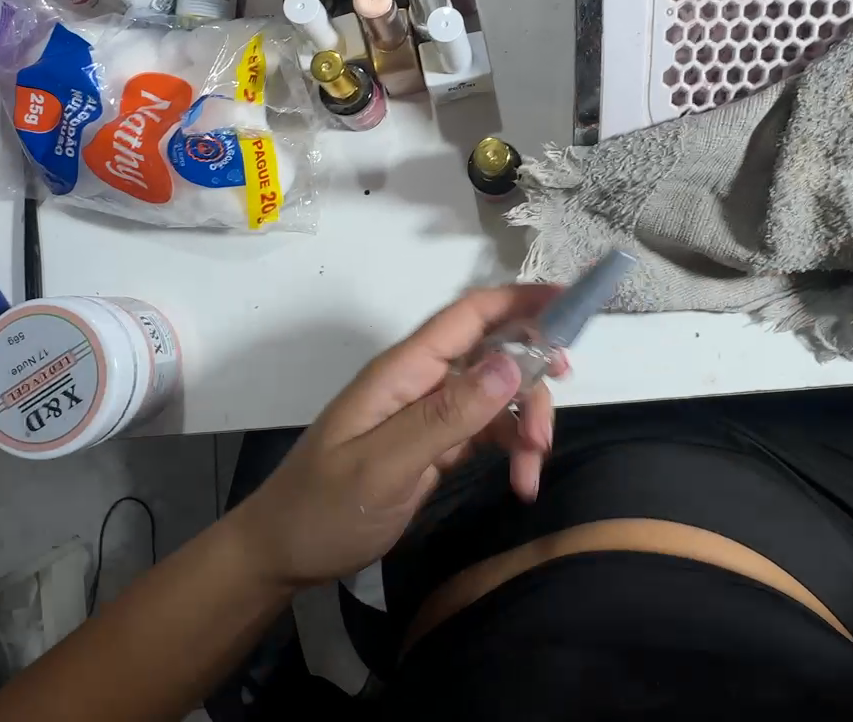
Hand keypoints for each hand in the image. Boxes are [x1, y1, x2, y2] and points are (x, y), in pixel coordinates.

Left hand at [228, 284, 565, 587]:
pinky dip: (510, 450)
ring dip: (524, 425)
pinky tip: (519, 482)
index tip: (570, 302)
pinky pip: (486, 430)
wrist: (282, 553)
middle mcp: (422, 380)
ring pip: (498, 396)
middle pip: (495, 355)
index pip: (470, 315)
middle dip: (533, 382)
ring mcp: (429, 412)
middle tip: (548, 427)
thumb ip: (447, 415)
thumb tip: (512, 361)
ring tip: (529, 472)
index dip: (520, 300)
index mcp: (405, 369)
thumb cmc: (324, 507)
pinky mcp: (434, 442)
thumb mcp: (385, 465)